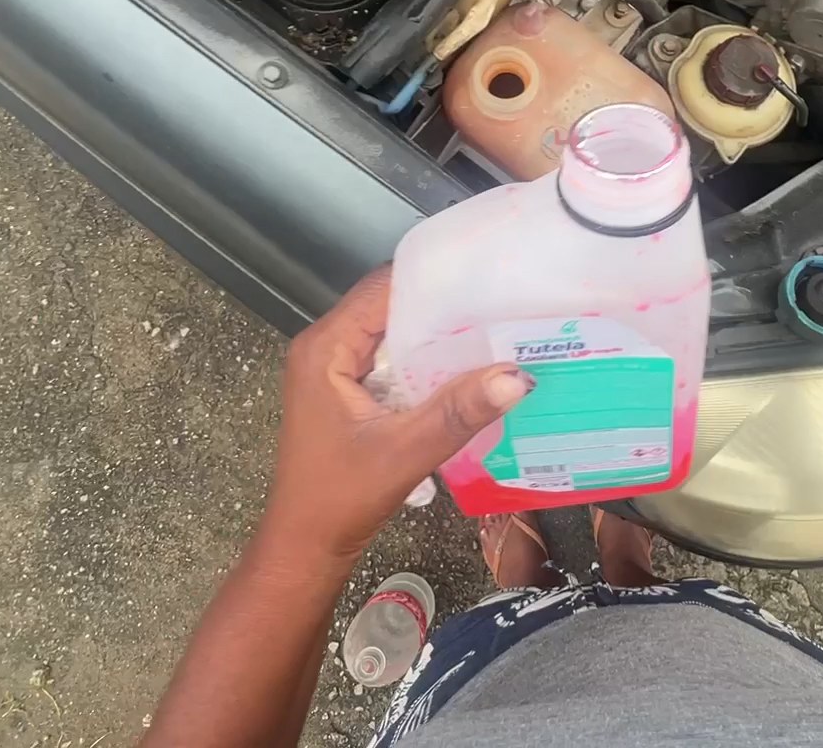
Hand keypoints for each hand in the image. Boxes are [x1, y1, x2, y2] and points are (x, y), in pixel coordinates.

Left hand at [266, 266, 531, 558]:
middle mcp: (327, 344)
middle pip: (391, 302)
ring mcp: (337, 365)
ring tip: (492, 324)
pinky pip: (394, 353)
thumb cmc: (339, 500)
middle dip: (443, 301)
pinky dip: (428, 354)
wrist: (305, 547)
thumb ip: (458, 412)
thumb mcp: (404, 454)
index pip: (384, 288)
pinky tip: (467, 362)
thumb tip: (517, 376)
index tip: (485, 276)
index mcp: (326, 347)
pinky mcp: (349, 385)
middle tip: (499, 300)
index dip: (434, 277)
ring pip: (395, 327)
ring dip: (438, 328)